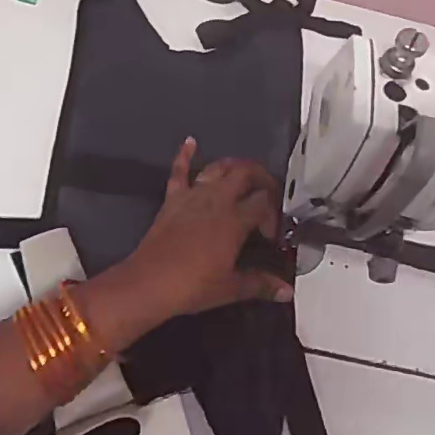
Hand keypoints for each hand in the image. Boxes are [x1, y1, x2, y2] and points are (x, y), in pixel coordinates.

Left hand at [90, 138, 292, 327]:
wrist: (149, 282)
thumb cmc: (192, 286)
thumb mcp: (230, 288)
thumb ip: (260, 284)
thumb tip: (286, 292)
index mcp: (235, 220)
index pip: (264, 202)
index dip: (273, 213)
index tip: (270, 234)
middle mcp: (216, 200)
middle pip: (245, 173)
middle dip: (260, 177)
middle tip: (267, 191)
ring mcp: (193, 196)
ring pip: (218, 168)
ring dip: (233, 166)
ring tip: (244, 172)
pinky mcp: (172, 198)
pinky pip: (179, 171)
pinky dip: (184, 154)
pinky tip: (190, 142)